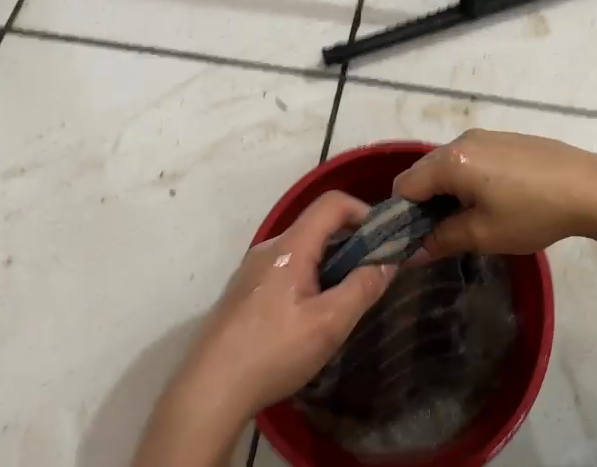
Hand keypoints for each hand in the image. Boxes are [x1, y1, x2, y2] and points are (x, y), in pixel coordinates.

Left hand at [143, 192, 395, 464]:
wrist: (207, 392)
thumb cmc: (273, 352)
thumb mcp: (329, 324)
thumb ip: (363, 287)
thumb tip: (389, 260)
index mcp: (291, 246)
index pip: (332, 203)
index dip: (363, 211)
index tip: (384, 240)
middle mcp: (269, 248)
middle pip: (317, 227)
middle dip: (350, 244)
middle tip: (370, 276)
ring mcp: (251, 270)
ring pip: (301, 251)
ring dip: (328, 265)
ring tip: (342, 302)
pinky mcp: (243, 293)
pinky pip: (284, 270)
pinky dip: (307, 280)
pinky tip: (308, 319)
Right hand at [391, 129, 596, 256]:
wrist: (590, 187)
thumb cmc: (533, 213)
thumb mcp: (484, 234)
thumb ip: (442, 240)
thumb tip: (411, 253)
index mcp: (451, 161)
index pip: (405, 185)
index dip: (400, 216)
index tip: (410, 242)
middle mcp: (463, 140)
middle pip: (423, 171)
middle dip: (422, 204)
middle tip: (437, 237)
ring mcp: (486, 136)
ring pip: (448, 164)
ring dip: (445, 192)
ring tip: (465, 223)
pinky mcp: (506, 139)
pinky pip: (470, 159)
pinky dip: (466, 180)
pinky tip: (490, 202)